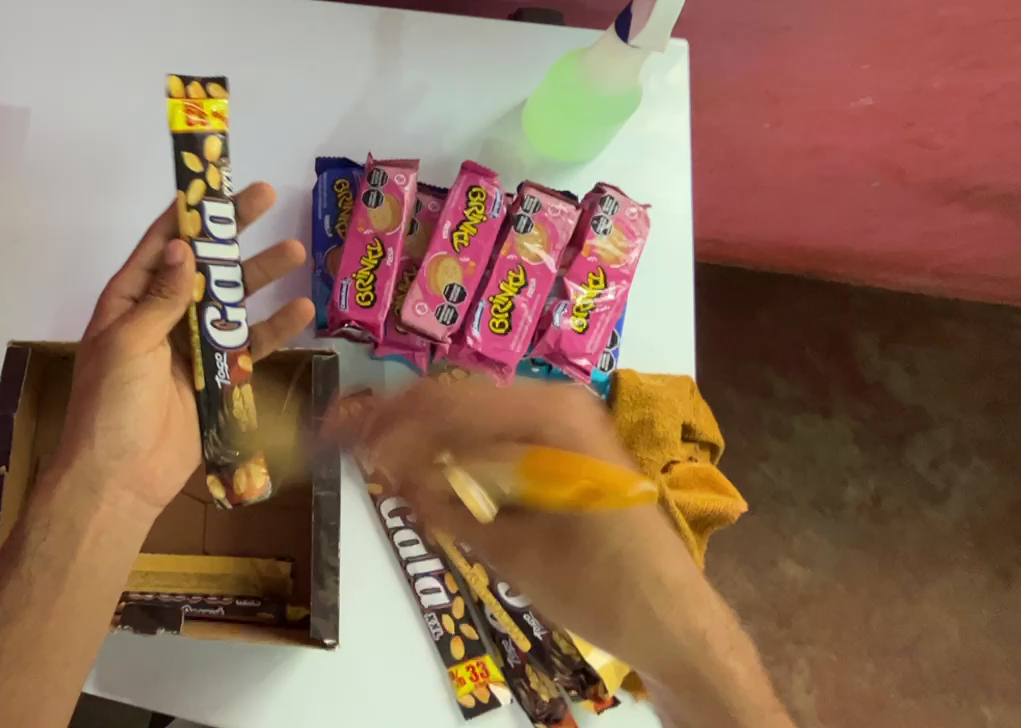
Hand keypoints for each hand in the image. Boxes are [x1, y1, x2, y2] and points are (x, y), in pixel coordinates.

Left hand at [55, 182, 314, 523]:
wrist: (120, 477)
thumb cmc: (112, 402)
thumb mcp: (129, 341)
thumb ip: (160, 297)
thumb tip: (183, 248)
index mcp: (130, 300)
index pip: (161, 244)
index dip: (188, 213)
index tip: (216, 183)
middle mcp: (162, 314)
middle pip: (204, 265)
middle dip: (234, 233)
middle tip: (268, 197)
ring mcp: (190, 345)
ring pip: (231, 302)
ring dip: (260, 277)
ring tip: (295, 251)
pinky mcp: (215, 377)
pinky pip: (247, 346)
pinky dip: (272, 329)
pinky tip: (300, 312)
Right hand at [323, 377, 710, 678]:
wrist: (677, 624)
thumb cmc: (603, 590)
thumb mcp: (511, 551)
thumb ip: (443, 504)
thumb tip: (381, 469)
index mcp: (550, 416)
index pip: (446, 407)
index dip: (387, 424)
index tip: (343, 440)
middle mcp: (553, 398)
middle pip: (450, 397)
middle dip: (393, 419)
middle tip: (342, 436)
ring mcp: (558, 414)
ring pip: (463, 408)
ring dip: (414, 429)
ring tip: (368, 447)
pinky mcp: (556, 436)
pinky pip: (485, 427)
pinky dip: (445, 442)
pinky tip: (416, 460)